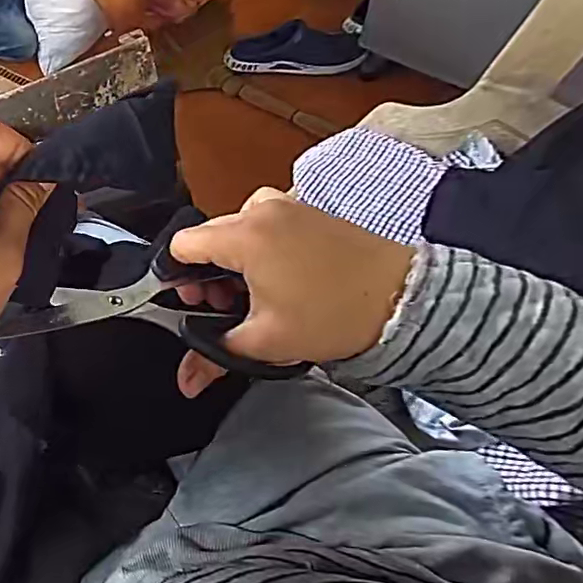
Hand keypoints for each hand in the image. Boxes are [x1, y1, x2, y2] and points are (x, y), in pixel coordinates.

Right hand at [168, 188, 413, 397]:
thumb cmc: (339, 313)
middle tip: (227, 307)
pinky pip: (266, 224)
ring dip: (235, 261)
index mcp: (245, 235)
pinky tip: (281, 280)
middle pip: (209, 237)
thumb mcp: (266, 341)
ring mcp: (289, 203)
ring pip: (237, 230)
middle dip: (209, 274)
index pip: (182, 245)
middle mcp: (263, 208)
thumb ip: (214, 356)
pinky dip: (261, 249)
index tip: (195, 303)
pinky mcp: (309, 209)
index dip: (178, 278)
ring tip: (257, 295)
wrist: (404, 298)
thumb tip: (188, 379)